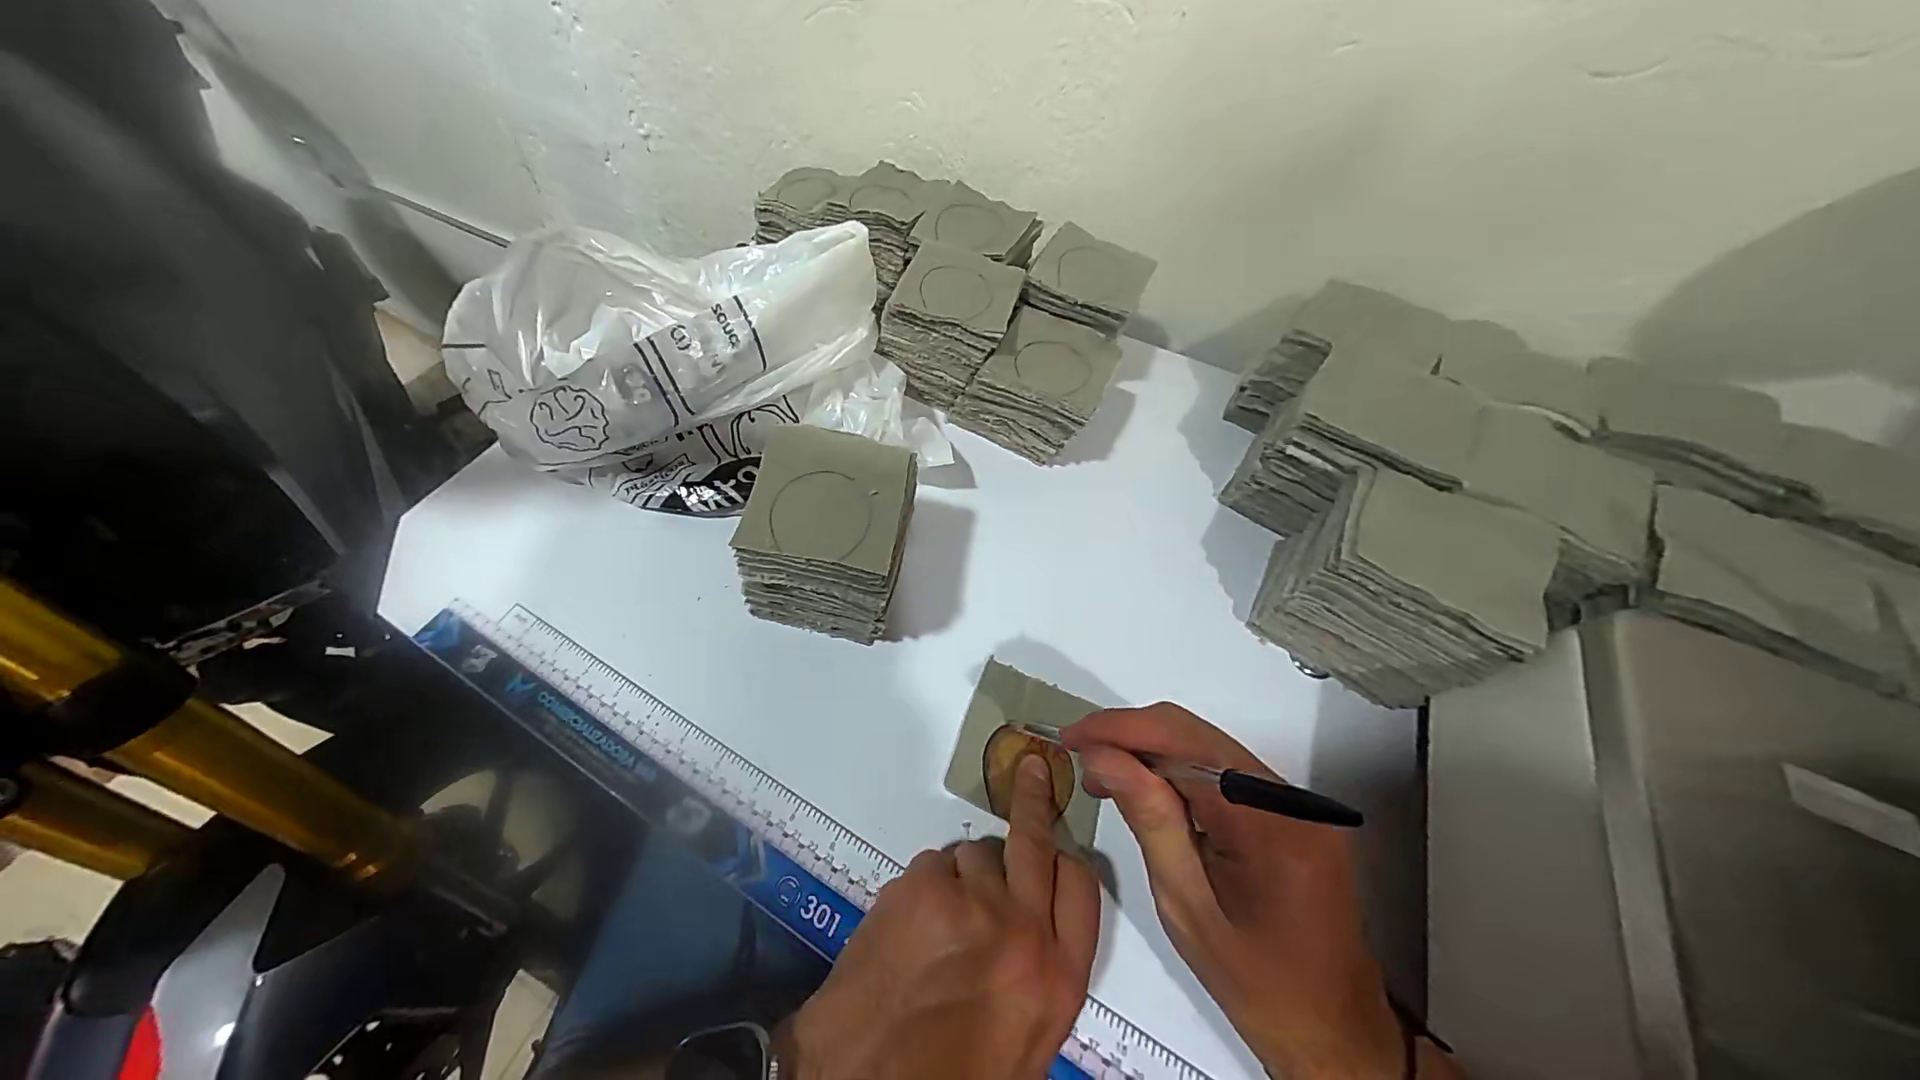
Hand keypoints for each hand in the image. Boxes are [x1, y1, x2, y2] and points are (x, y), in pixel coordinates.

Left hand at [783, 754, 1100, 1078]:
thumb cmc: (951, 1073)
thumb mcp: (1026, 1032)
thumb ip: (1040, 967)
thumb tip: (1033, 915)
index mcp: (1058, 977)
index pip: (1081, 885)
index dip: (1067, 857)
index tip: (1057, 839)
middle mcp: (1023, 930)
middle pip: (1035, 842)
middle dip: (1033, 800)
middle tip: (1029, 768)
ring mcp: (972, 904)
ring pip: (975, 853)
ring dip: (962, 873)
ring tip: (940, 919)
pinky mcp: (923, 890)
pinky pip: (933, 863)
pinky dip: (925, 884)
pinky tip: (909, 925)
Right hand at [1064, 704, 1417, 1079]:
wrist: (1331, 1027)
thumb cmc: (1256, 984)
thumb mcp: (1186, 904)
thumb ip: (1148, 819)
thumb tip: (1103, 756)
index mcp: (1265, 821)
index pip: (1181, 742)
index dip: (1120, 729)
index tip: (1074, 737)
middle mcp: (1286, 797)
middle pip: (1194, 733)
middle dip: (1130, 735)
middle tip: (1082, 757)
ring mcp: (1292, 800)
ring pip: (1204, 744)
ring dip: (1150, 751)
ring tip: (1105, 776)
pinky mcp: (1288, 808)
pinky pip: (1220, 769)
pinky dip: (1176, 770)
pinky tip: (1146, 789)